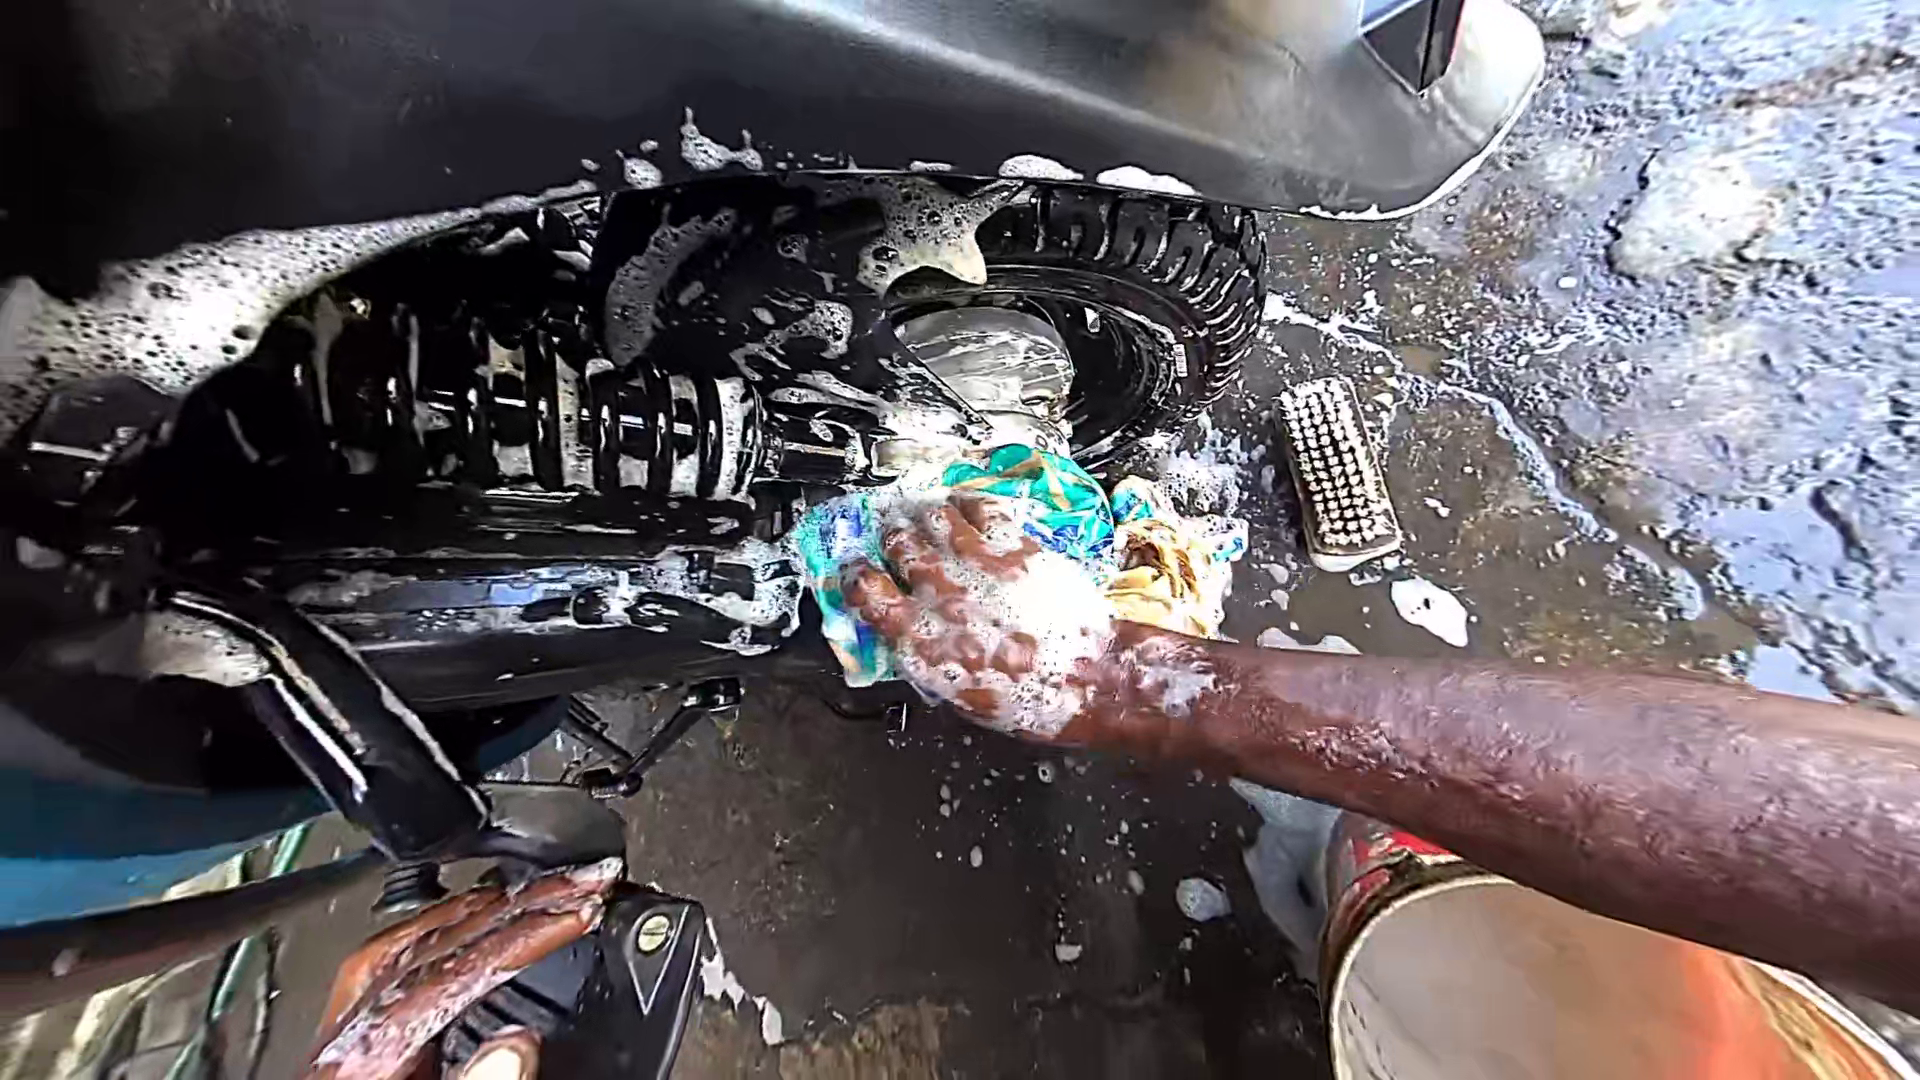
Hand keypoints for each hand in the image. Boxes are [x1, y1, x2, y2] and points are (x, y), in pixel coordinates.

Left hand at [305, 859, 621, 1079]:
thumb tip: (516, 1047)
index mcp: (359, 1074)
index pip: (448, 979)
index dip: (524, 937)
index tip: (584, 913)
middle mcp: (344, 1051)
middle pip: (438, 943)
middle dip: (525, 902)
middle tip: (591, 880)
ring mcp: (346, 1043)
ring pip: (417, 938)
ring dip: (498, 903)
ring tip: (559, 885)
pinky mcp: (362, 1044)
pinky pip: (406, 955)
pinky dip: (460, 921)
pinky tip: (497, 912)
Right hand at [844, 492, 1116, 738]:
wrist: (1091, 679)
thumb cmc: (1028, 700)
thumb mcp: (956, 694)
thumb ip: (926, 653)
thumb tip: (911, 630)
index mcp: (919, 638)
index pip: (865, 592)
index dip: (855, 575)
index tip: (857, 568)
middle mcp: (939, 592)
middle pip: (898, 545)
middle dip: (892, 536)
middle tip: (893, 531)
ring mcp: (975, 562)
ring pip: (933, 519)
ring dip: (923, 514)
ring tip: (922, 512)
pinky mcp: (1011, 543)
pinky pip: (978, 507)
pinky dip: (965, 501)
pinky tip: (962, 503)